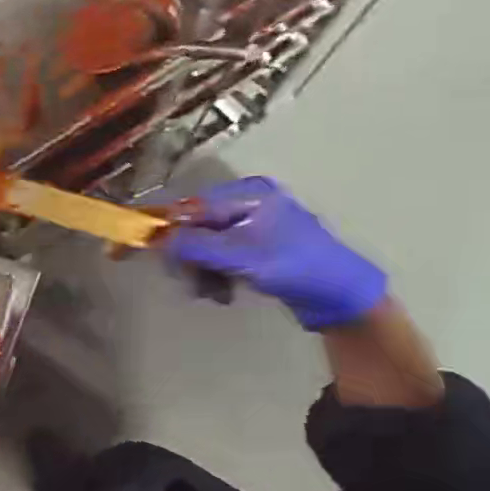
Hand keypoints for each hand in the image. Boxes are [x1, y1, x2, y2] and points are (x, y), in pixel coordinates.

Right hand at [163, 176, 386, 329]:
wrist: (341, 297)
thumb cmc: (293, 268)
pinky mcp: (255, 246)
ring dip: (200, 270)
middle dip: (188, 256)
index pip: (190, 207)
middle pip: (195, 226)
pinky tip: (222, 291)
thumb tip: (155, 239)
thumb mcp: (239, 257)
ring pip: (204, 244)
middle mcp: (248, 202)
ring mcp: (252, 224)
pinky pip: (219, 254)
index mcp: (248, 194)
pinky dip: (214, 273)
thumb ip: (195, 246)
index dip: (165, 229)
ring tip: (210, 292)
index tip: (148, 254)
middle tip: (189, 282)